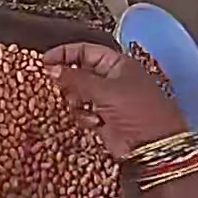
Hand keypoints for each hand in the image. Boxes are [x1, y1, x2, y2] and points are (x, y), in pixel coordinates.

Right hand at [43, 42, 185, 158]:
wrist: (153, 146)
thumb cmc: (136, 110)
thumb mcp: (104, 90)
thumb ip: (75, 78)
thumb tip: (50, 68)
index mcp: (117, 64)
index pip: (85, 51)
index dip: (65, 54)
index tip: (44, 61)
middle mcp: (111, 79)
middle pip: (80, 72)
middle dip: (69, 80)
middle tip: (56, 85)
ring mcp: (107, 100)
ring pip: (78, 93)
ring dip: (76, 100)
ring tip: (80, 105)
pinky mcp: (103, 119)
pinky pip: (82, 112)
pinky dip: (84, 116)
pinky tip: (94, 122)